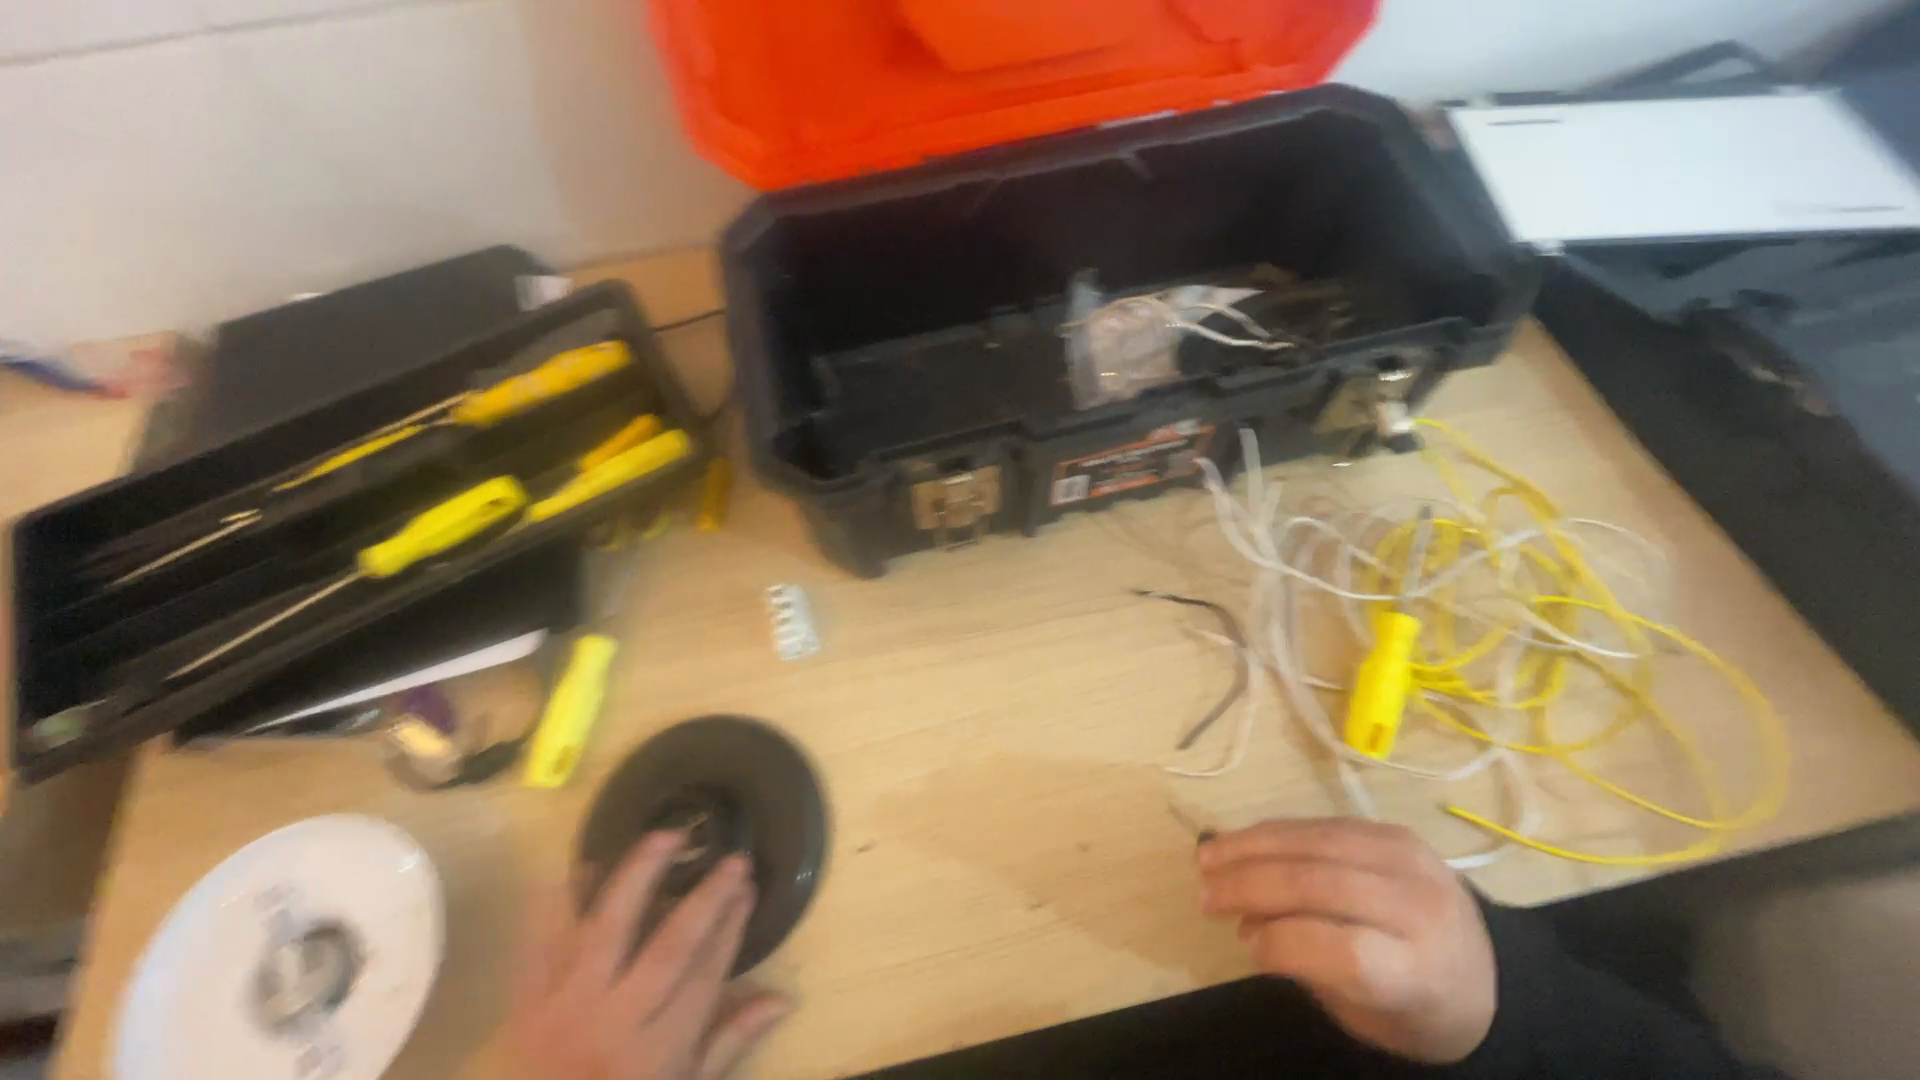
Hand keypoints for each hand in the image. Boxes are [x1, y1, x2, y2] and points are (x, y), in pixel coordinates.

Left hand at [508, 831, 791, 1079]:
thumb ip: (727, 1043)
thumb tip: (783, 998)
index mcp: (656, 1051)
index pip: (704, 977)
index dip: (730, 928)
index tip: (748, 886)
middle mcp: (614, 1021)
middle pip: (667, 948)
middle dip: (705, 899)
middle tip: (732, 858)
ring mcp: (565, 1006)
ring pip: (606, 930)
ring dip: (637, 878)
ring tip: (663, 835)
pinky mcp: (525, 1002)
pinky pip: (541, 944)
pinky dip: (559, 902)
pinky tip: (584, 865)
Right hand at [1196, 819, 1495, 1063]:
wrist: (1490, 971)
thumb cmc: (1418, 1009)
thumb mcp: (1366, 1014)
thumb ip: (1308, 967)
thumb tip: (1248, 924)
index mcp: (1421, 972)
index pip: (1344, 948)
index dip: (1282, 942)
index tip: (1244, 943)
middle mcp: (1419, 907)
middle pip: (1319, 883)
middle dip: (1249, 884)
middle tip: (1204, 893)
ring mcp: (1409, 860)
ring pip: (1313, 842)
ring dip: (1250, 847)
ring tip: (1207, 858)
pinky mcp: (1394, 831)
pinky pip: (1320, 824)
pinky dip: (1273, 834)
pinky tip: (1242, 843)